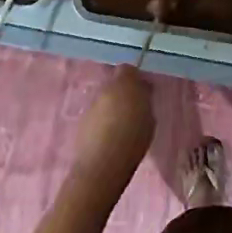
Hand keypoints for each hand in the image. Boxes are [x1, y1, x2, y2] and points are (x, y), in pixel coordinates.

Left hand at [72, 65, 153, 190]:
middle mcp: (104, 90)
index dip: (135, 78)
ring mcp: (90, 106)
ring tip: (122, 126)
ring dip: (112, 107)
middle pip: (114, 84)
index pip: (127, 69)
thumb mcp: (149, 117)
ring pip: (104, 100)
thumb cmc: (134, 138)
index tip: (143, 90)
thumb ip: (144, 99)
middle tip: (134, 109)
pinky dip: (102, 121)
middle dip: (123, 93)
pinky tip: (109, 137)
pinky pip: (96, 115)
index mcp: (124, 84)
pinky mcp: (81, 122)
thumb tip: (141, 91)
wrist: (103, 164)